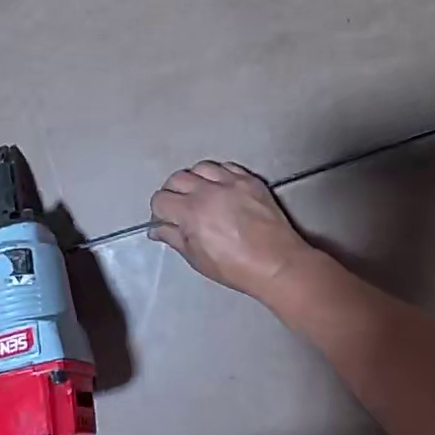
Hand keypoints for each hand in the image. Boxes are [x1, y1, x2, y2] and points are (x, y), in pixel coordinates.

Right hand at [149, 160, 317, 300]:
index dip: (159, 211)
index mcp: (191, 212)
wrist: (278, 264)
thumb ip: (174, 237)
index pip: (160, 199)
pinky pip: (226, 167)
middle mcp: (208, 191)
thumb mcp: (197, 258)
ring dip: (195, 179)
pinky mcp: (250, 181)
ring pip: (200, 167)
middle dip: (172, 192)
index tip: (167, 220)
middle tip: (180, 207)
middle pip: (177, 178)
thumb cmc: (234, 268)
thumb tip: (155, 229)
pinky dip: (218, 174)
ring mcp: (231, 183)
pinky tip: (221, 188)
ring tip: (200, 193)